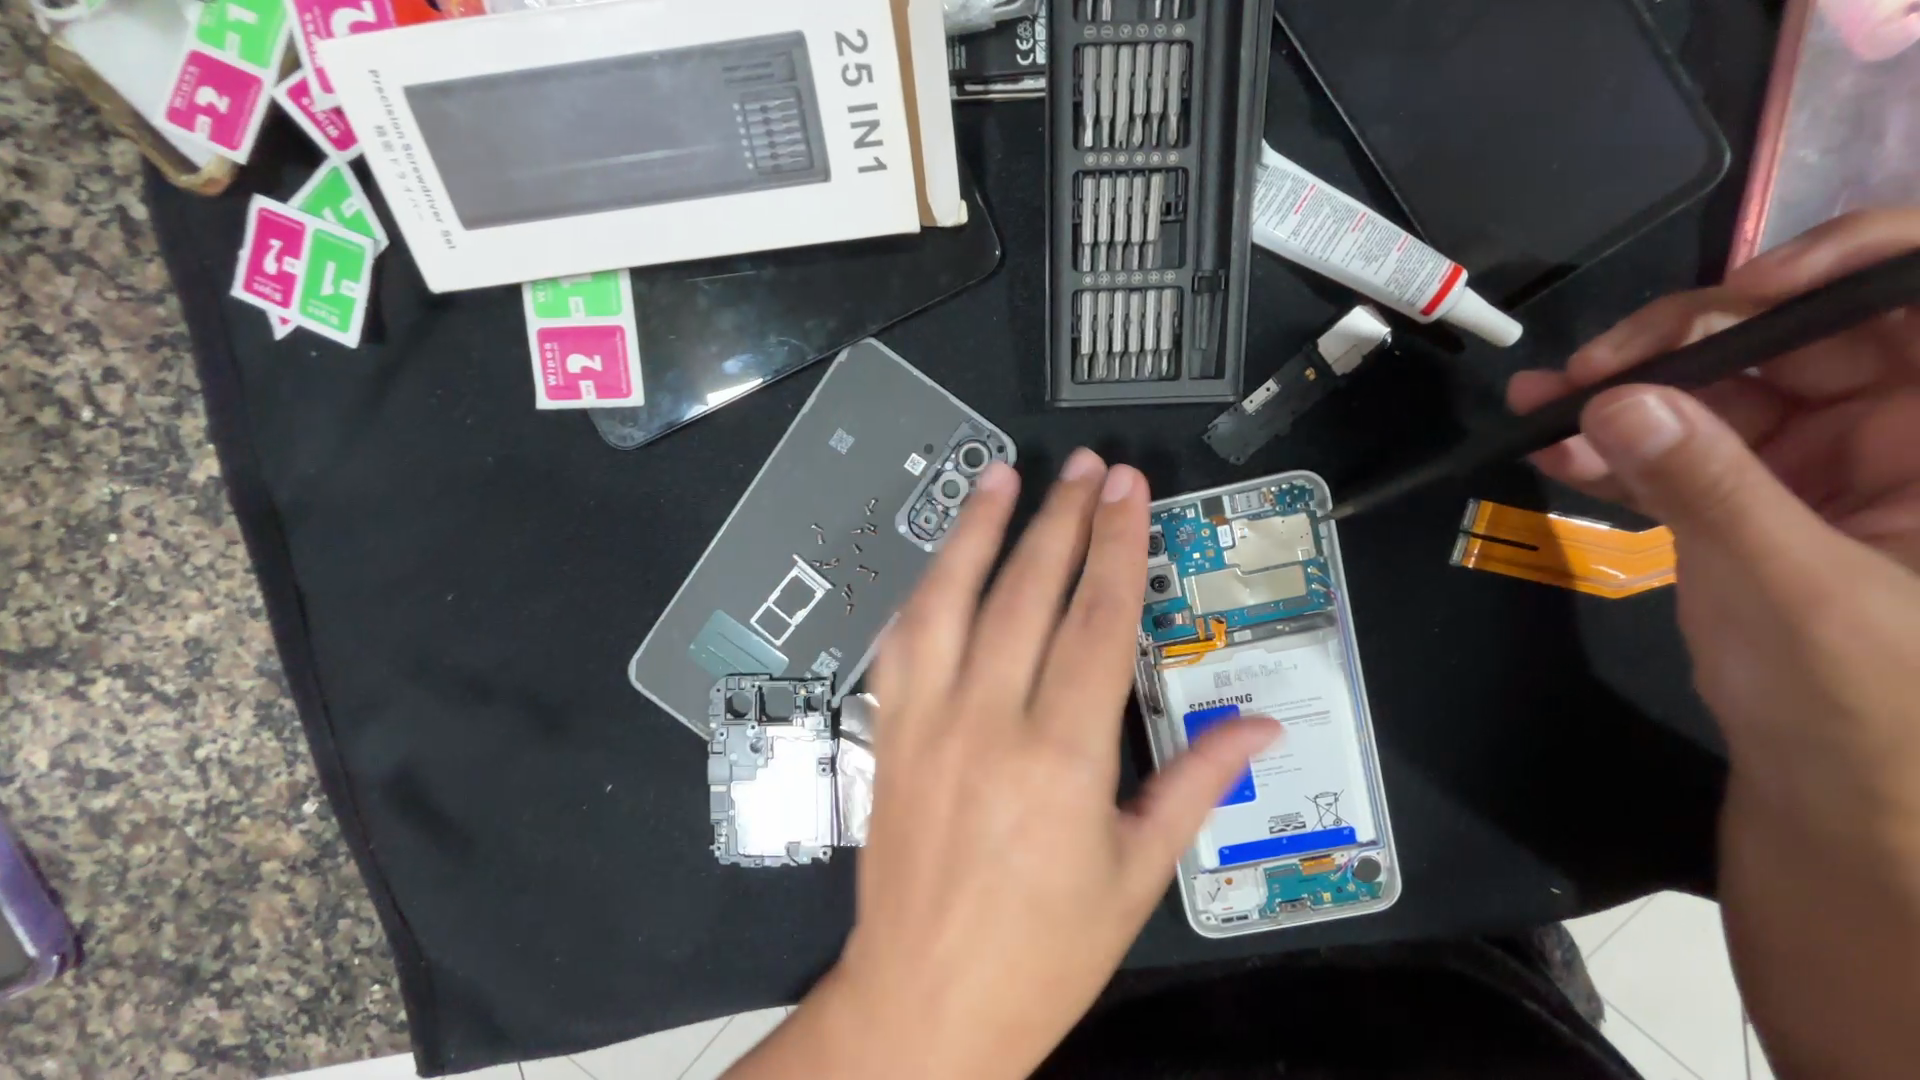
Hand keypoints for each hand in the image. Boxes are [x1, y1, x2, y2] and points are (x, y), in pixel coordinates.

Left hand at [729, 450, 1277, 1079]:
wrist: (926, 1000)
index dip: (1117, 547)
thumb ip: (1193, 784)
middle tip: (1086, 467)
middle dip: (1062, 519)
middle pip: (1027, 593)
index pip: (1097, 622)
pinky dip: (923, 591)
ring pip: (949, 600)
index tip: (1129, 492)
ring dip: (977, 531)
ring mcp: (925, 722)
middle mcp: (986, 724)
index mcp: (1061, 758)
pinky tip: (940, 559)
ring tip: (1002, 478)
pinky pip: (901, 644)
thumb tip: (1256, 728)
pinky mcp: (887, 733)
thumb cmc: (1041, 953)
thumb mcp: (1135, 875)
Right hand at [1508, 208, 1919, 1079]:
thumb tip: (1613, 403)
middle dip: (1688, 344)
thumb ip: (1705, 487)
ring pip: (1726, 391)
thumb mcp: (1791, 590)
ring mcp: (1829, 462)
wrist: (1834, 797)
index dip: (1852, 270)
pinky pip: (1683, 448)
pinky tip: (1552, 447)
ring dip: (1627, 395)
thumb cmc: (1867, 708)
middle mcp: (1911, 431)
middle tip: (1592, 371)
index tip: (1739, 297)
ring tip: (1542, 401)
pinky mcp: (1756, 497)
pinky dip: (1615, 447)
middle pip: (1803, 338)